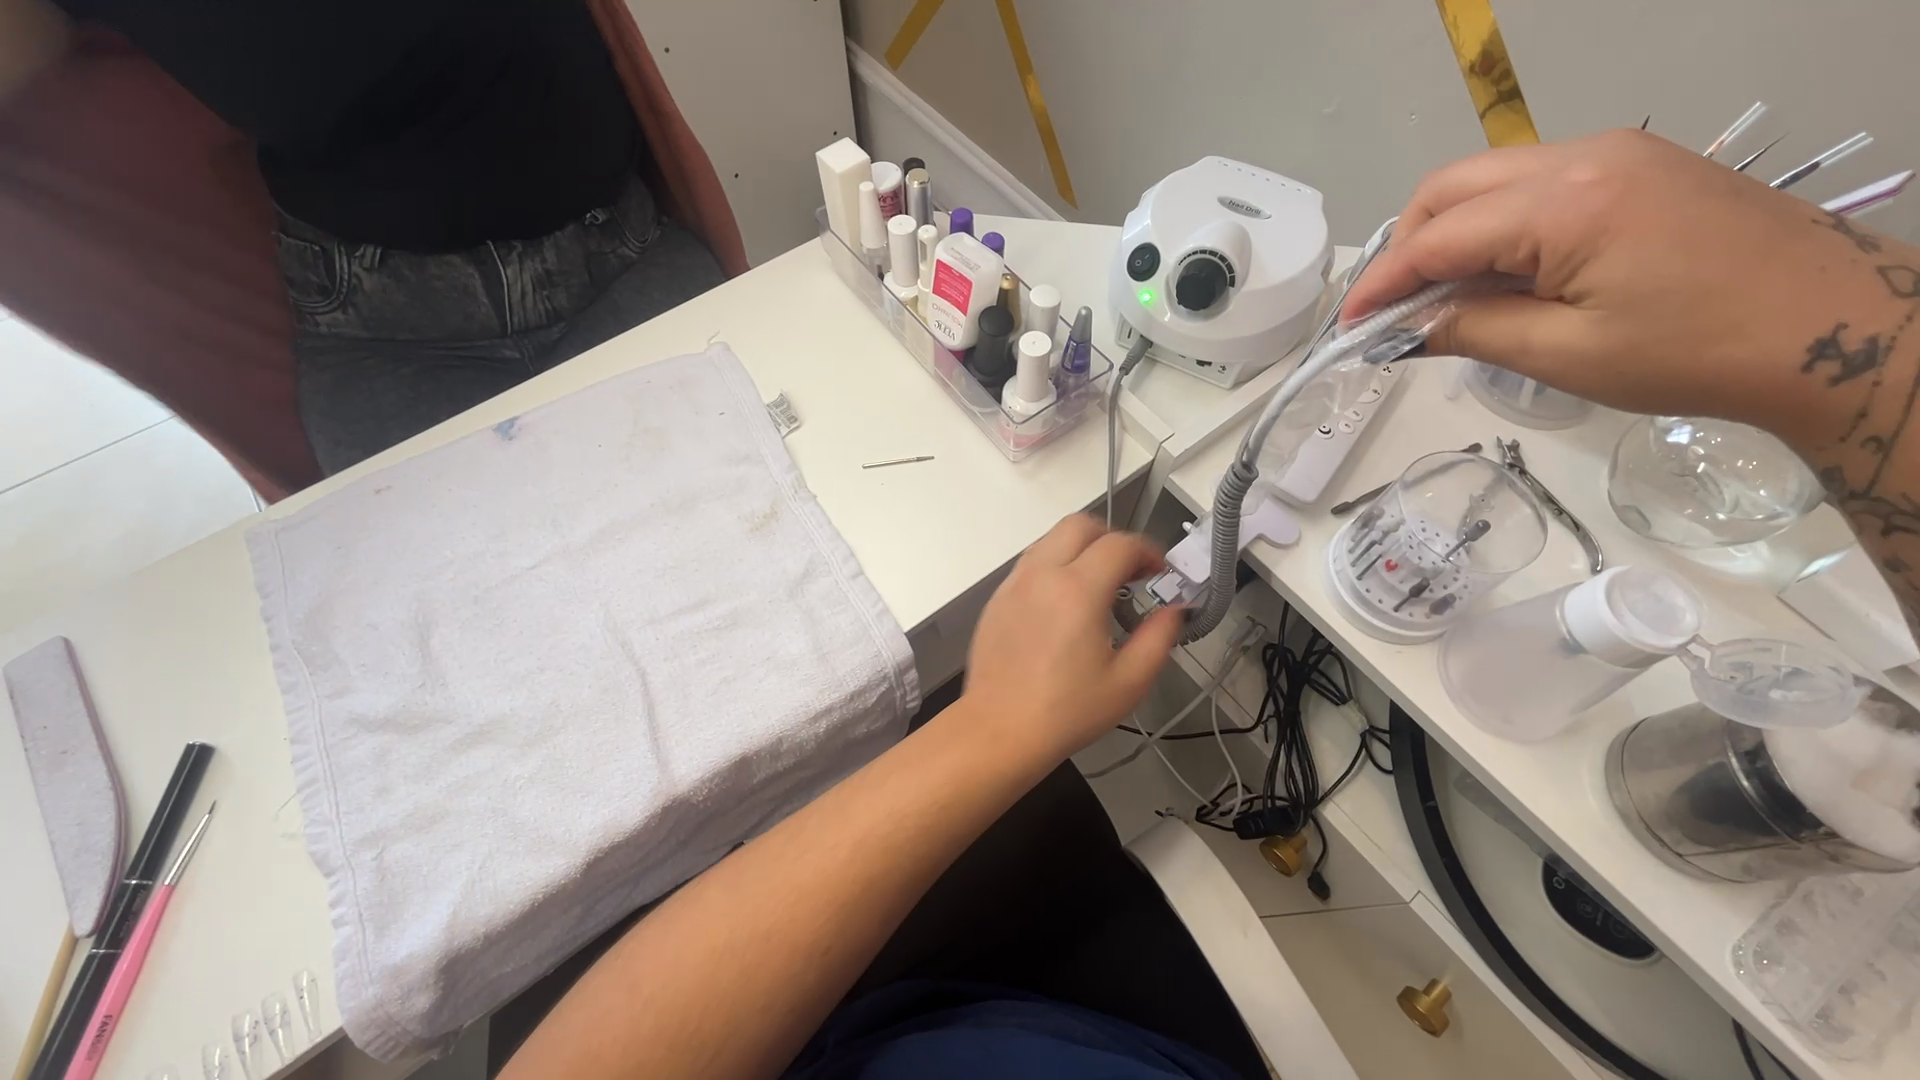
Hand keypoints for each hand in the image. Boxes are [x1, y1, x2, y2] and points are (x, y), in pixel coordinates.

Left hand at [956, 515, 1182, 765]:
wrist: (999, 730)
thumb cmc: (1067, 711)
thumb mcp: (1129, 681)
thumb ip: (1159, 637)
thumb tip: (1175, 610)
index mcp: (1078, 591)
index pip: (1120, 544)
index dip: (1148, 551)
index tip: (1159, 573)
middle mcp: (1042, 575)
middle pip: (1080, 524)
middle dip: (1112, 538)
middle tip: (1130, 570)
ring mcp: (1014, 583)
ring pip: (1051, 539)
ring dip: (1081, 548)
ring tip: (1099, 585)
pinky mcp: (997, 598)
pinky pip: (1031, 562)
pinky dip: (1055, 565)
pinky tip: (1065, 604)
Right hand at [1344, 129, 1909, 443]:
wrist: (1839, 328)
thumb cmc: (1695, 351)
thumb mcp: (1564, 354)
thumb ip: (1469, 330)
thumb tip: (1402, 328)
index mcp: (1565, 202)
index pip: (1437, 237)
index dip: (1382, 283)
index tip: (1347, 326)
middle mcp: (1584, 156)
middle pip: (1452, 187)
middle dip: (1405, 247)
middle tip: (1392, 309)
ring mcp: (1617, 153)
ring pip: (1490, 179)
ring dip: (1448, 233)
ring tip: (1439, 296)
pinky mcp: (1638, 166)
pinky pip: (1534, 183)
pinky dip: (1494, 225)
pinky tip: (1496, 273)